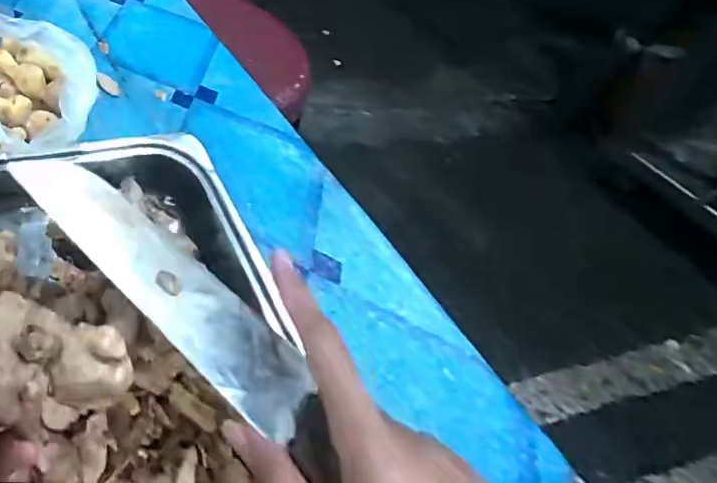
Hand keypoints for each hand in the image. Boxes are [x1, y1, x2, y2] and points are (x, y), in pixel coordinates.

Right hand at [222, 251, 481, 482]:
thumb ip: (280, 476)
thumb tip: (236, 428)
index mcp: (373, 444)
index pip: (327, 352)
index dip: (301, 301)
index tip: (281, 256)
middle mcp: (417, 441)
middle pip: (357, 416)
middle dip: (338, 441)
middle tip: (327, 480)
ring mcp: (457, 465)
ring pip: (394, 447)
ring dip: (378, 471)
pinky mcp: (481, 481)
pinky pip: (428, 470)